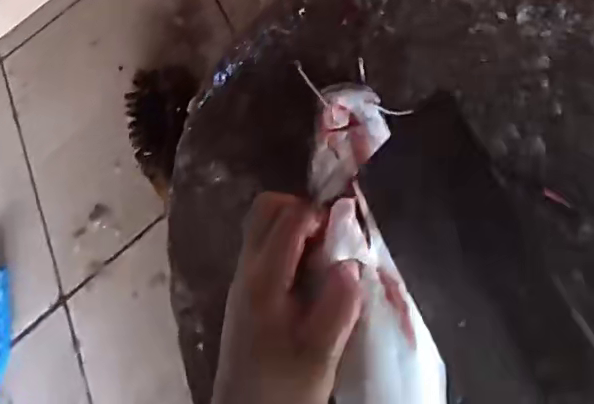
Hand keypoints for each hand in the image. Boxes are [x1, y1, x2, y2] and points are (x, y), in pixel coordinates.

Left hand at [212, 192, 362, 403]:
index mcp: (263, 279)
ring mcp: (241, 279)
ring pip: (262, 225)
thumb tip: (352, 263)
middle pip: (266, 209)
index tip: (343, 231)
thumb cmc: (284, 389)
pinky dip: (286, 243)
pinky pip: (262, 245)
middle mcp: (246, 269)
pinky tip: (307, 276)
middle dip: (300, 208)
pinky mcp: (244, 292)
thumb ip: (339, 306)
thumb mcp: (320, 355)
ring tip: (320, 255)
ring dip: (293, 225)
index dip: (319, 214)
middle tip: (328, 236)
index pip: (289, 218)